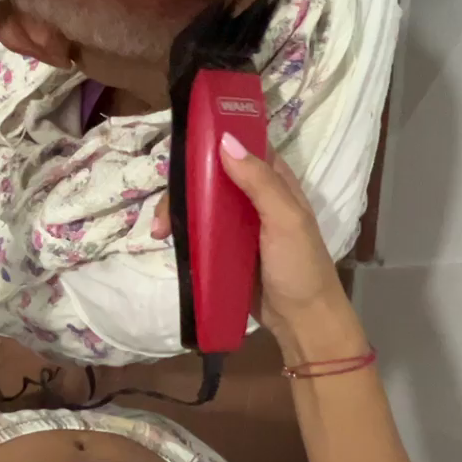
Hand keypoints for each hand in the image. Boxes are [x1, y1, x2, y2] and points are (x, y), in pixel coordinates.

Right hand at [153, 135, 366, 362]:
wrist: (300, 320)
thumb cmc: (300, 266)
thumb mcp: (285, 220)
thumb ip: (259, 181)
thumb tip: (224, 141)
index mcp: (274, 183)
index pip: (241, 149)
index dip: (213, 144)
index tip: (183, 149)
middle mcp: (253, 199)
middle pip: (210, 179)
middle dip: (183, 187)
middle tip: (165, 210)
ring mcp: (236, 226)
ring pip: (199, 205)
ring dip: (176, 212)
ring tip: (160, 232)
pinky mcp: (223, 251)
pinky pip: (198, 233)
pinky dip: (181, 233)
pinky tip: (166, 241)